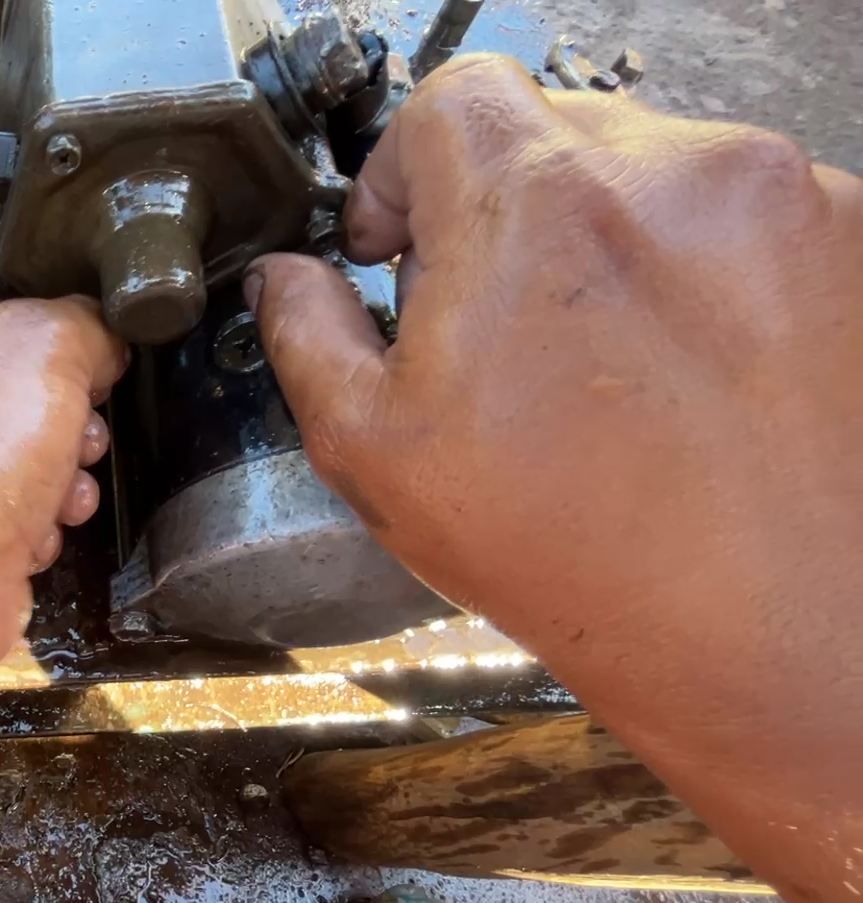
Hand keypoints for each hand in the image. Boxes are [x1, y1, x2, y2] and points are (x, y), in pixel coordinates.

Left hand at [0, 291, 124, 684]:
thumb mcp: (48, 342)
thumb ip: (85, 325)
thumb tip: (101, 348)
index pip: (3, 321)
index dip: (62, 345)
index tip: (96, 371)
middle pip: (20, 400)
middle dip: (71, 425)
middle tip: (84, 441)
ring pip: (22, 467)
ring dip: (63, 484)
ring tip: (66, 500)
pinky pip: (8, 526)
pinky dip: (31, 534)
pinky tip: (33, 543)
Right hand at [246, 55, 862, 700]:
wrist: (757, 618)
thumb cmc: (547, 534)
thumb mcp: (364, 442)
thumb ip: (306, 333)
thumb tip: (283, 278)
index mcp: (533, 213)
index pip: (449, 97)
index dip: (392, 167)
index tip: (390, 243)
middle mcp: (672, 176)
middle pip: (537, 130)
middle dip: (475, 210)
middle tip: (459, 316)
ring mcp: (781, 204)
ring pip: (628, 169)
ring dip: (566, 238)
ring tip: (555, 355)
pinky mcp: (848, 245)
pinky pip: (712, 213)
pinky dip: (654, 263)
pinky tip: (637, 364)